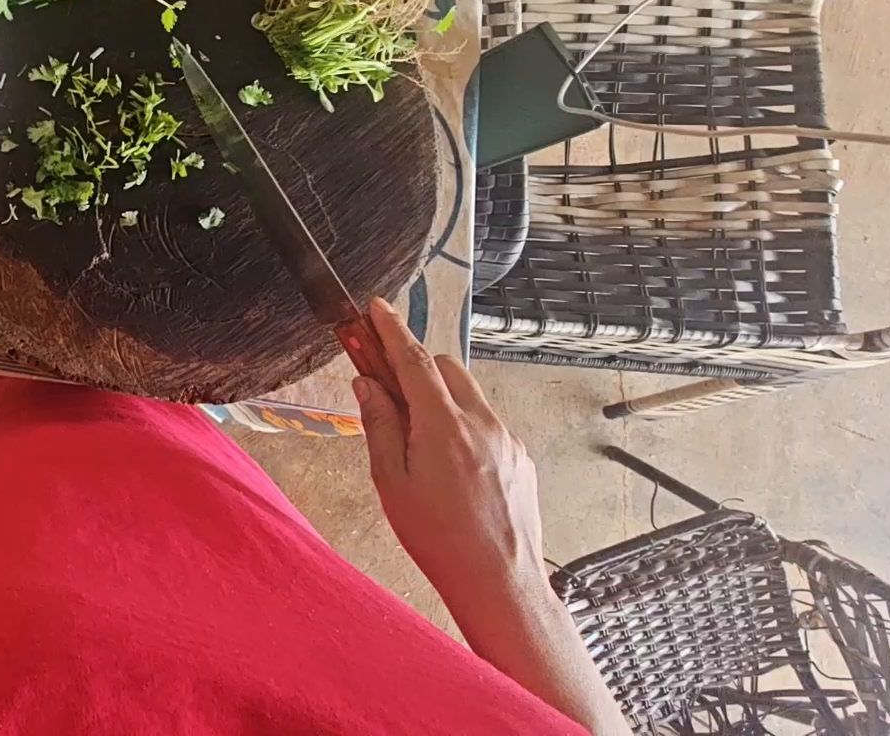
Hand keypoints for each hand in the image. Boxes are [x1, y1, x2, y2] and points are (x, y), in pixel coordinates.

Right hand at [353, 298, 546, 609]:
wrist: (499, 582)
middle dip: (415, 364)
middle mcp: (482, 424)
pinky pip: (485, 420)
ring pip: (468, 393)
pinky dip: (460, 420)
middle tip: (386, 382)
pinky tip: (445, 458)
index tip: (377, 308)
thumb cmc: (436, 535)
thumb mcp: (389, 479)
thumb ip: (379, 423)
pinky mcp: (522, 458)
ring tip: (415, 432)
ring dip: (438, 393)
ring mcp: (508, 440)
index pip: (415, 360)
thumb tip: (368, 384)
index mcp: (444, 427)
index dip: (392, 330)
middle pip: (446, 367)